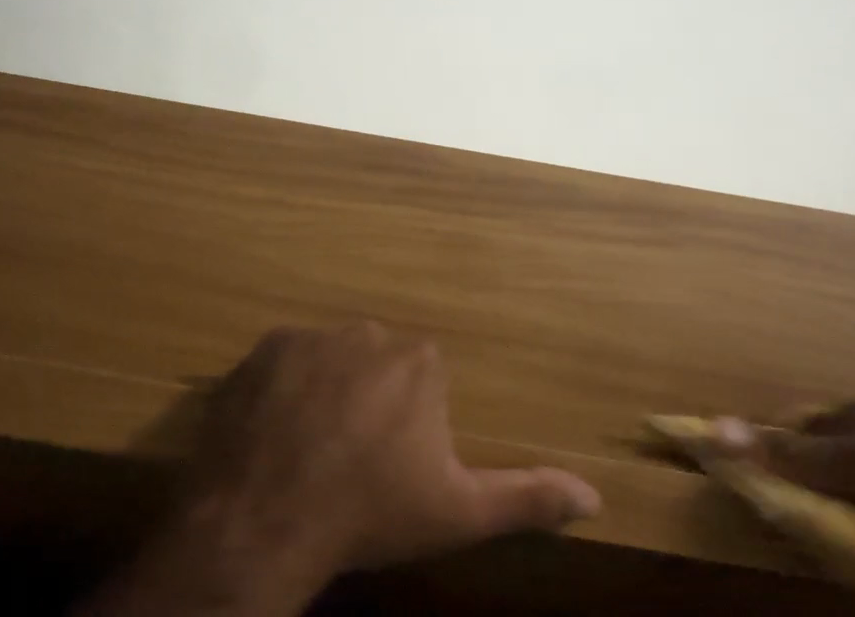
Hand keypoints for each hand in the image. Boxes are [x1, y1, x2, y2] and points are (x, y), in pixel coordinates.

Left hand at [192, 322, 600, 573]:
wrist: (263, 522)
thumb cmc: (370, 513)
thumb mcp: (457, 513)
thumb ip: (527, 498)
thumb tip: (595, 499)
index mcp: (420, 360)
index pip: (422, 380)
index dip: (408, 424)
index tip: (392, 463)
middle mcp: (367, 332)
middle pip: (375, 364)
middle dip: (369, 401)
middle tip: (350, 459)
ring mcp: (308, 337)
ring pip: (327, 362)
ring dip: (323, 395)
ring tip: (307, 450)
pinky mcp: (259, 351)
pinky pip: (280, 366)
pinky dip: (280, 393)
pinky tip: (274, 437)